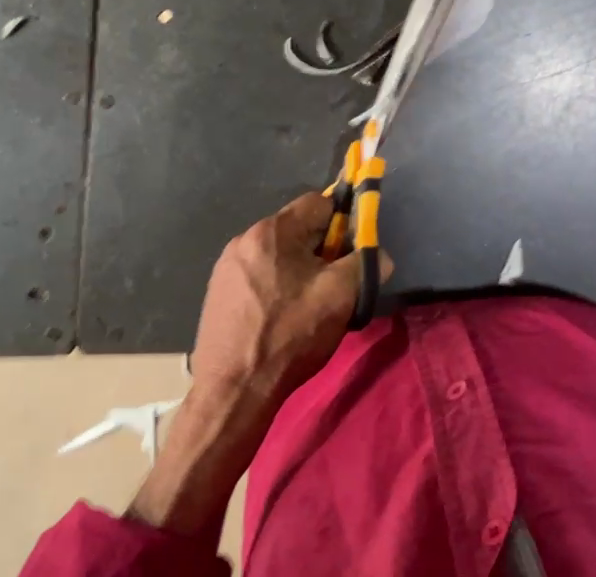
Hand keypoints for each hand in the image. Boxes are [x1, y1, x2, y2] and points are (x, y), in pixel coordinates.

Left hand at [128, 194, 388, 537]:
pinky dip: (277, 287)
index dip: (344, 222)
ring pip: (279, 254)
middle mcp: (244, 240)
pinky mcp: (217, 293)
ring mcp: (226, 267)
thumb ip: (366, 263)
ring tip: (308, 306)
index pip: (320, 202)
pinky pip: (259, 275)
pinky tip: (281, 319)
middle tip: (333, 285)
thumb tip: (378, 256)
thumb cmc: (290, 336)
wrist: (234, 392)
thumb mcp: (341, 296)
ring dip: (299, 270)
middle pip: (298, 229)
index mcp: (272, 232)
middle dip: (322, 250)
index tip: (352, 253)